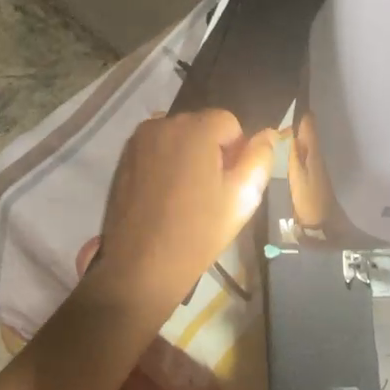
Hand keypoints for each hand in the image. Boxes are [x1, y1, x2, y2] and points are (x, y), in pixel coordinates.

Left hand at [82, 110, 276, 314]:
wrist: (142, 266)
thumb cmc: (198, 233)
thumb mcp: (242, 198)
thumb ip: (260, 159)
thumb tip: (267, 134)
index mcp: (195, 130)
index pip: (229, 122)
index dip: (236, 152)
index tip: (229, 184)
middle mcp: (163, 124)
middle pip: (201, 126)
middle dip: (211, 151)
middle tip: (210, 194)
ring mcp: (138, 141)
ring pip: (177, 138)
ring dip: (188, 157)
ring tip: (186, 197)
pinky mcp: (123, 159)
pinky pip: (156, 151)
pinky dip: (165, 165)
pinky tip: (165, 198)